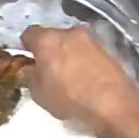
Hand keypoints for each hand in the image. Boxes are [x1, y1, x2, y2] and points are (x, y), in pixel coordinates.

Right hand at [20, 24, 138, 134]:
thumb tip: (29, 70)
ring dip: (69, 54)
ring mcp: (92, 40)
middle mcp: (70, 33)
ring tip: (69, 76)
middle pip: (53, 36)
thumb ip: (30, 76)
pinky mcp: (109, 51)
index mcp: (47, 39)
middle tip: (47, 69)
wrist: (112, 105)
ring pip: (73, 43)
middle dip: (49, 49)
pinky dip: (85, 61)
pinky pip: (89, 53)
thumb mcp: (38, 93)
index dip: (26, 46)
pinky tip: (86, 80)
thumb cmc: (69, 97)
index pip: (29, 34)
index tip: (27, 58)